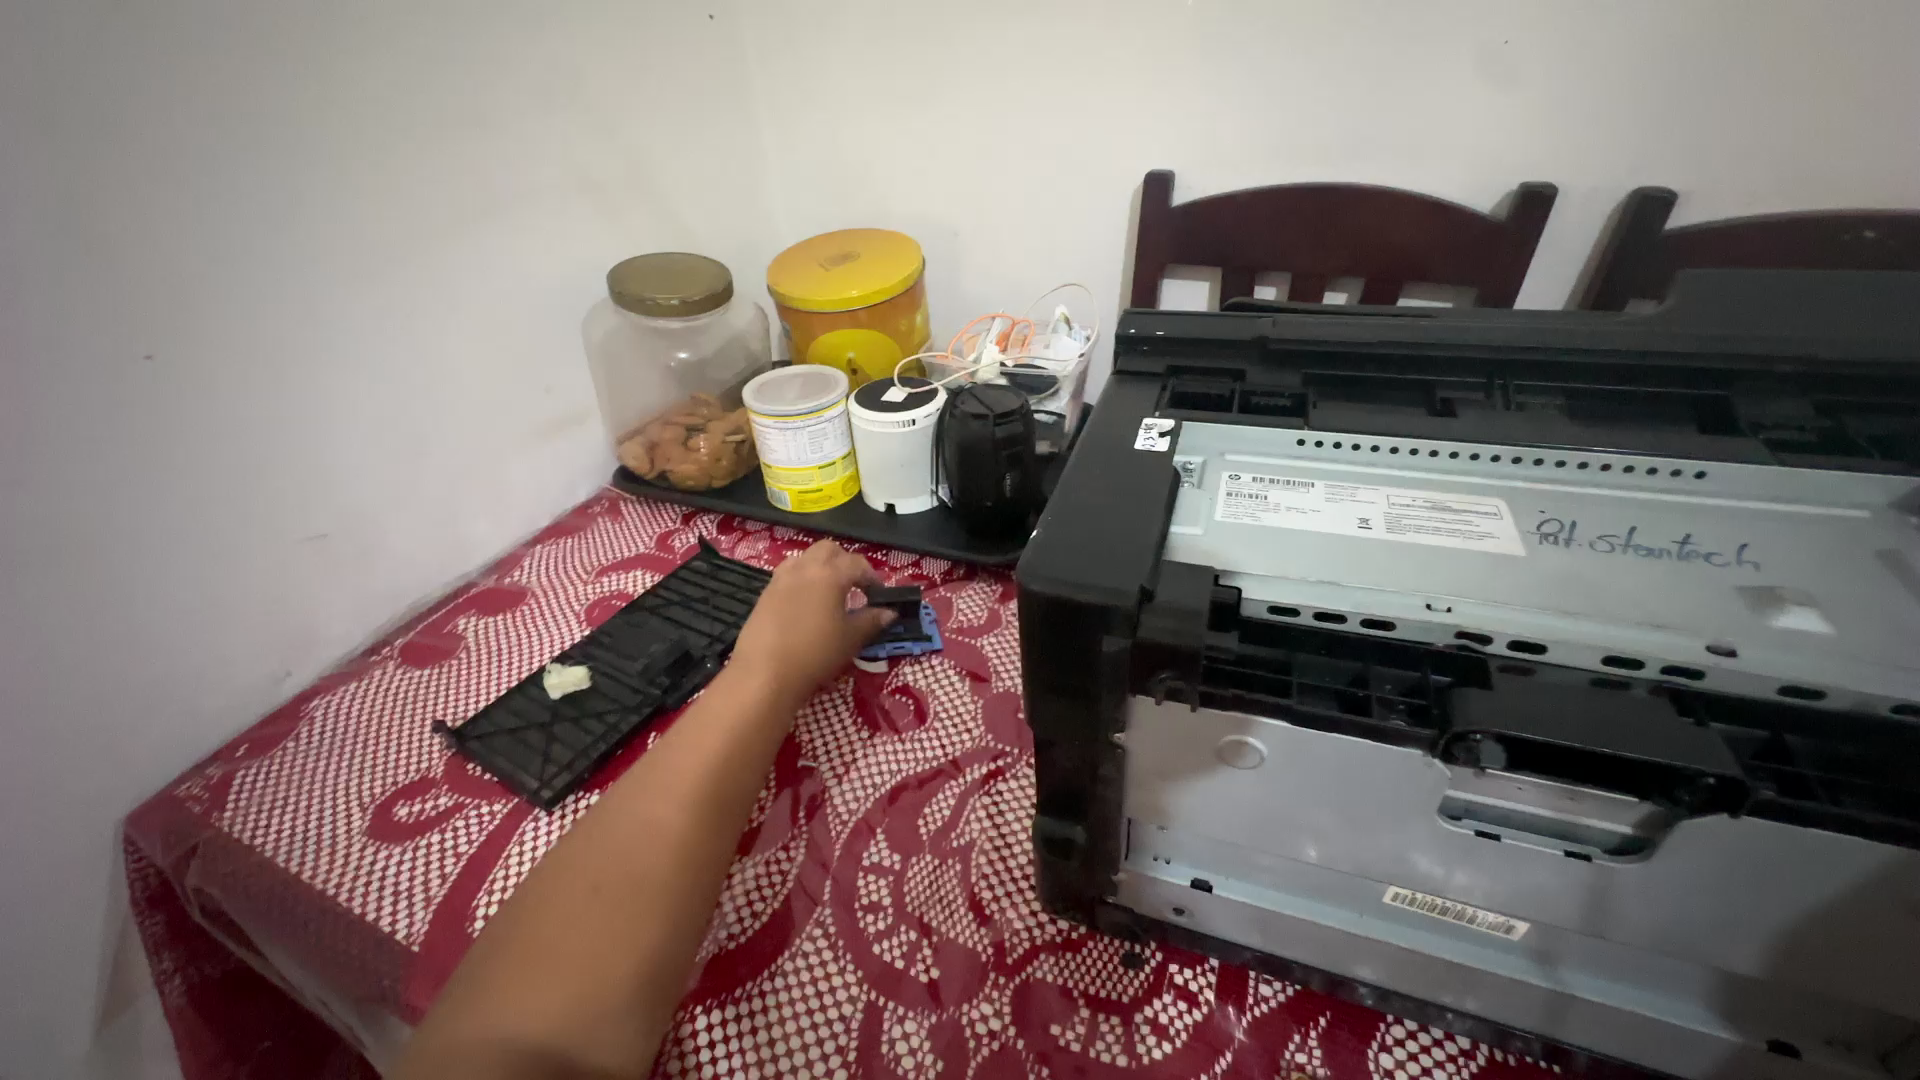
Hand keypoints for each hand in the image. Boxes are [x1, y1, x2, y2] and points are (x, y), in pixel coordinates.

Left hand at [729, 541, 895, 706]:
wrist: (765, 674)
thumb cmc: (816, 653)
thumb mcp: (851, 639)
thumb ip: (872, 620)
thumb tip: (889, 612)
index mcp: (830, 574)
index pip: (858, 564)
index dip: (872, 577)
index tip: (879, 595)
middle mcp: (805, 568)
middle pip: (828, 550)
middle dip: (844, 561)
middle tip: (854, 585)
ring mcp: (780, 579)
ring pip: (805, 558)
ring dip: (820, 566)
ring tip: (828, 592)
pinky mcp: (764, 594)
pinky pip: (787, 575)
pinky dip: (801, 580)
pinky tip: (804, 605)